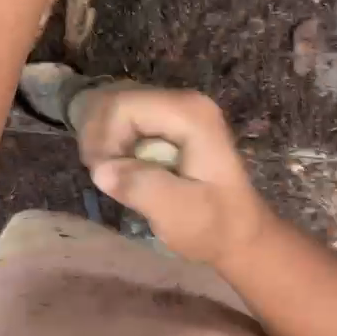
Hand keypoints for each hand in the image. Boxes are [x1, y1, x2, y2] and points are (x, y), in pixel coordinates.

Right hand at [74, 86, 270, 266]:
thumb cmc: (213, 227)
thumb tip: (102, 170)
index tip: (103, 175)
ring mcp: (174, 108)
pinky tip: (117, 167)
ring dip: (100, 141)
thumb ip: (142, 187)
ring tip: (109, 173)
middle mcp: (182, 100)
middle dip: (97, 139)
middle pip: (113, 100)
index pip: (120, 105)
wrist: (238, 235)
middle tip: (104, 176)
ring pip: (112, 107)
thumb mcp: (179, 213)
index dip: (101, 139)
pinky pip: (121, 119)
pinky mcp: (165, 121)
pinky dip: (109, 142)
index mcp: (189, 114)